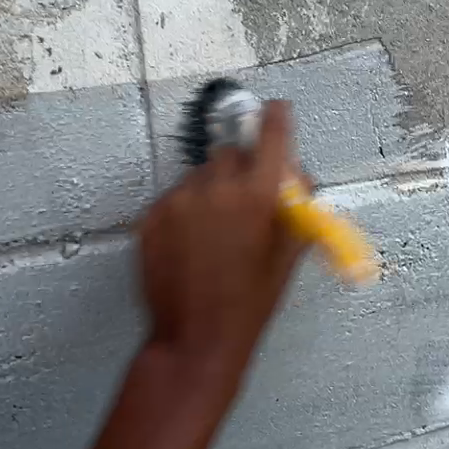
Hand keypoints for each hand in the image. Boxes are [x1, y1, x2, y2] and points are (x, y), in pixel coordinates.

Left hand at [138, 99, 307, 379]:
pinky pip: (175, 196)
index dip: (278, 118)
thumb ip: (297, 204)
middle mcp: (218, 187)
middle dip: (241, 169)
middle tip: (245, 201)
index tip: (277, 109)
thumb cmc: (253, 298)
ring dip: (212, 190)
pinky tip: (192, 243)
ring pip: (200, 175)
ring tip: (215, 230)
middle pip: (231, 153)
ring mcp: (180, 200)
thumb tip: (293, 173)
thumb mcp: (291, 250)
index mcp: (259, 194)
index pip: (273, 133)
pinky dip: (186, 210)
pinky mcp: (151, 216)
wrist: (196, 338)